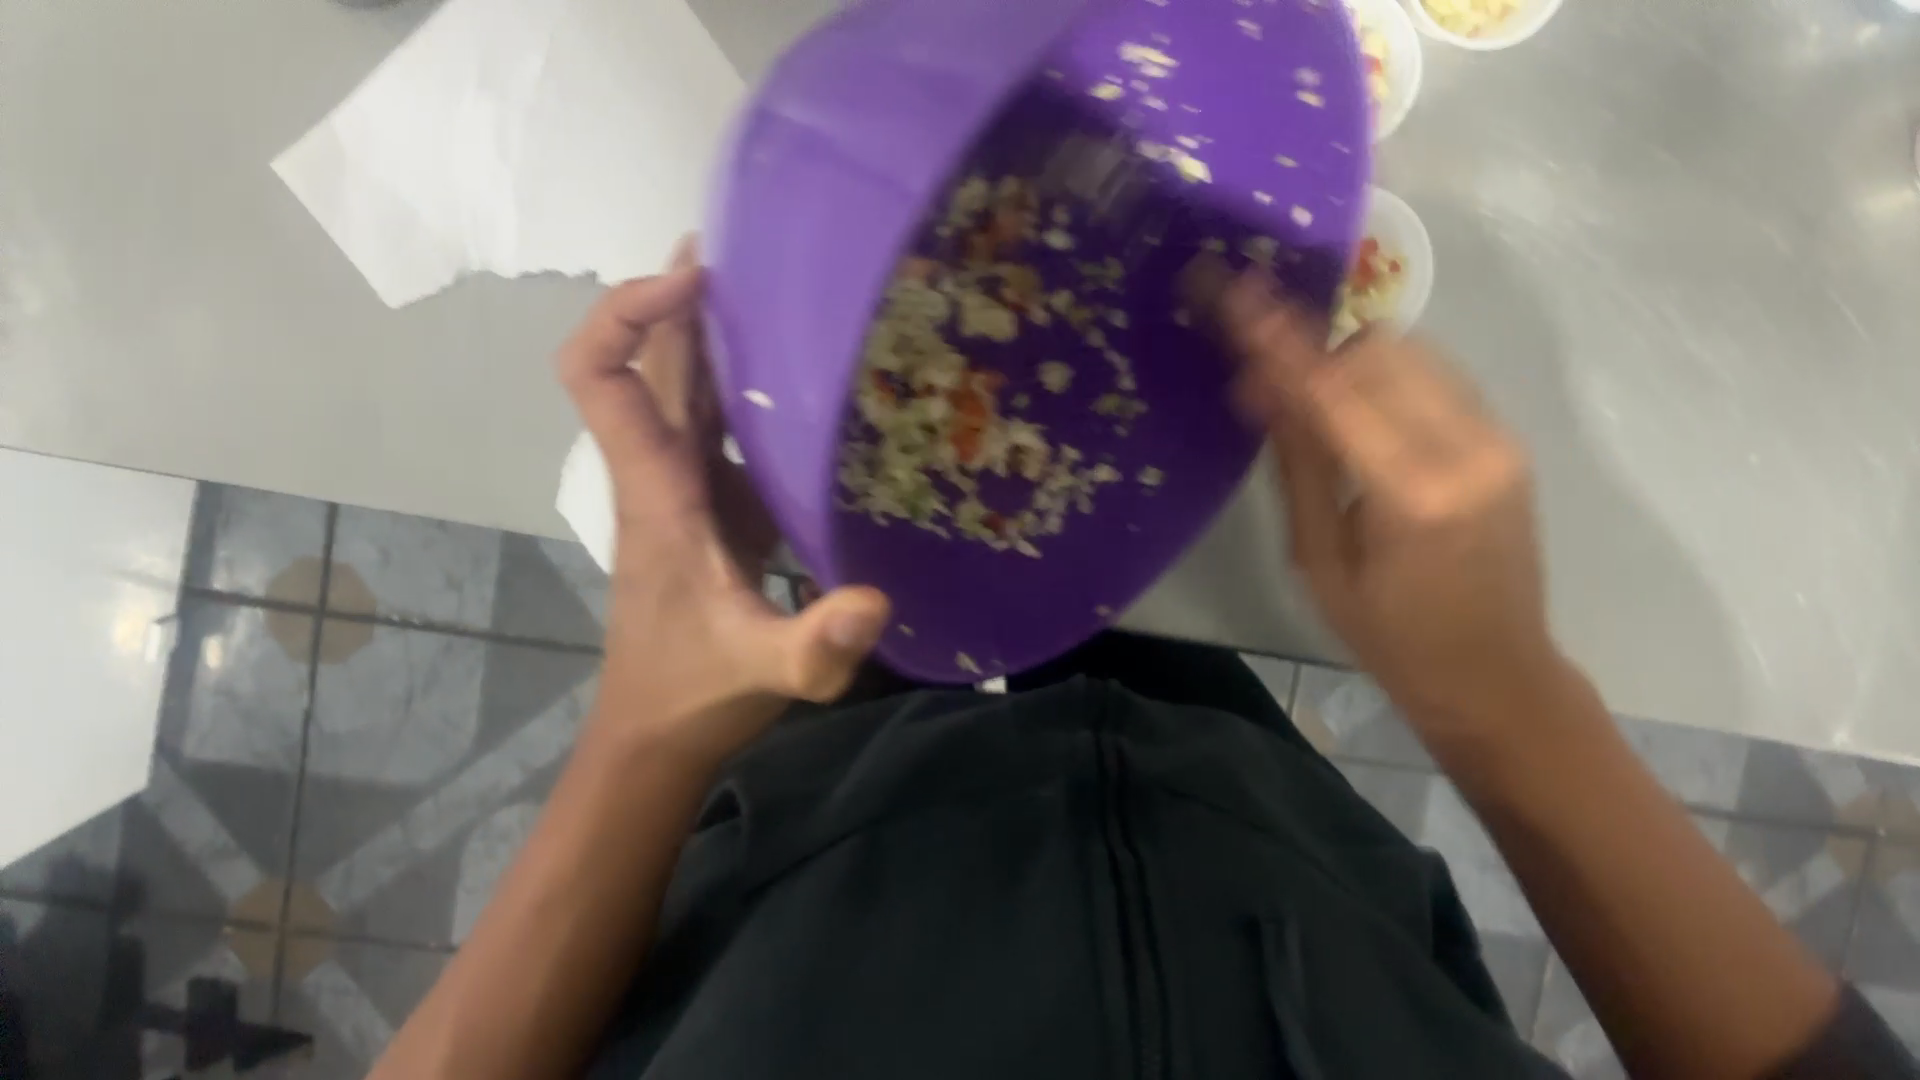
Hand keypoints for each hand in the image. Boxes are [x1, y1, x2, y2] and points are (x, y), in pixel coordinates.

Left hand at [557, 239, 890, 763]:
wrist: (655, 732)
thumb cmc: (692, 694)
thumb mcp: (766, 671)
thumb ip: (817, 645)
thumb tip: (879, 600)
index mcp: (657, 491)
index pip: (600, 374)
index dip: (628, 311)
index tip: (699, 280)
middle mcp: (661, 475)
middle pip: (648, 362)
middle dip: (682, 298)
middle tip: (751, 250)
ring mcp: (685, 491)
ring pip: (684, 390)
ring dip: (714, 337)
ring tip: (781, 295)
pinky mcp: (713, 511)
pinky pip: (719, 431)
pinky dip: (745, 393)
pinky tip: (803, 390)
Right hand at [1220, 274, 1566, 734]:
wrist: (1496, 673)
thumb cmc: (1389, 636)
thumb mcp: (1318, 561)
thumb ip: (1297, 466)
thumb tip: (1261, 391)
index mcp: (1411, 492)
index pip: (1333, 391)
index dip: (1278, 339)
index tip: (1235, 292)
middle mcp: (1468, 447)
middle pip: (1380, 349)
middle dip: (1316, 349)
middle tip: (1267, 382)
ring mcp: (1498, 438)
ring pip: (1413, 353)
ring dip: (1351, 361)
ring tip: (1311, 402)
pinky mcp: (1506, 439)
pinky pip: (1435, 378)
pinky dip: (1385, 379)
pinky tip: (1359, 416)